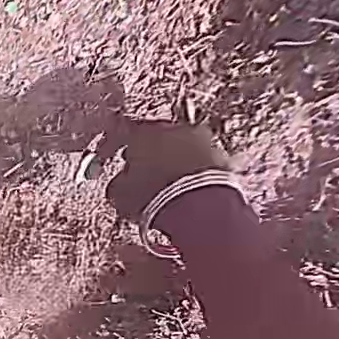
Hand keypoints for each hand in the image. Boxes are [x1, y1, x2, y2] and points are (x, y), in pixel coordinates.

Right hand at [101, 119, 232, 223]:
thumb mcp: (120, 195)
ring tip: (168, 185)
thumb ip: (117, 182)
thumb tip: (119, 182)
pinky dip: (194, 172)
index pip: (126, 132)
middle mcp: (174, 130)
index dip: (119, 146)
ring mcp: (200, 141)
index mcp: (144, 133)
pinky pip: (202, 161)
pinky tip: (188, 190)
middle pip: (158, 137)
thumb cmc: (156, 197)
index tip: (117, 156)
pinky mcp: (221, 157)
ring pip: (182, 147)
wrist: (198, 208)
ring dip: (175, 162)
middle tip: (144, 173)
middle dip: (151, 153)